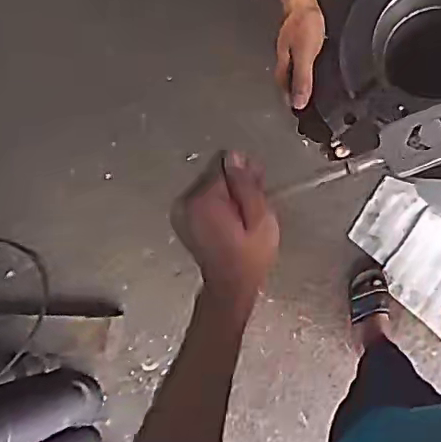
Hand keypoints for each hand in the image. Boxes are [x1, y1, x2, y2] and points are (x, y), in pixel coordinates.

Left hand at [171, 151, 279, 307]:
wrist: (231, 285)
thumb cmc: (251, 253)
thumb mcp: (260, 216)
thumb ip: (246, 184)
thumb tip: (234, 155)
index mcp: (203, 199)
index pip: (226, 163)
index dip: (245, 176)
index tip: (256, 193)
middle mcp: (185, 200)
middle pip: (216, 173)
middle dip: (235, 185)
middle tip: (250, 210)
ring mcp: (180, 210)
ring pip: (210, 184)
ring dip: (227, 195)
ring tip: (240, 219)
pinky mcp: (181, 218)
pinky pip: (203, 198)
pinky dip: (217, 205)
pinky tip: (228, 222)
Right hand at [274, 1, 324, 109]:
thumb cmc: (305, 25)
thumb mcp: (306, 56)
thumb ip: (303, 79)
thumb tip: (299, 103)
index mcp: (284, 61)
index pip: (283, 85)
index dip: (288, 97)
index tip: (293, 108)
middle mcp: (284, 53)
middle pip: (284, 75)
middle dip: (289, 87)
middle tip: (296, 97)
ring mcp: (289, 42)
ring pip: (289, 63)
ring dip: (294, 74)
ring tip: (301, 82)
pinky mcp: (296, 33)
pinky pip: (297, 51)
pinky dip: (301, 59)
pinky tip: (308, 57)